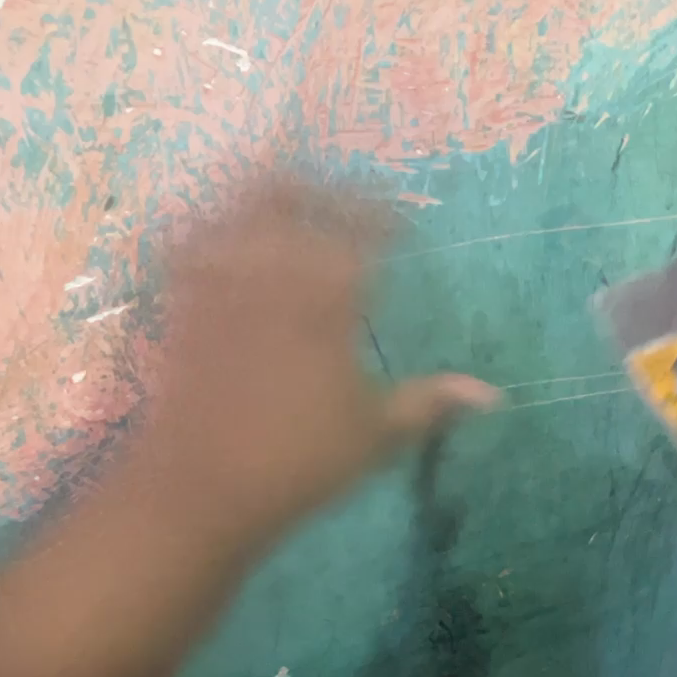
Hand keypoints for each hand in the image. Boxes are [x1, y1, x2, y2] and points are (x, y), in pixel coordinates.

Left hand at [119, 175, 497, 563]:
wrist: (201, 490)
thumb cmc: (298, 462)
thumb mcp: (376, 435)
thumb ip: (430, 404)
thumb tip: (493, 395)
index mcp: (324, 306)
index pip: (358, 238)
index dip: (382, 218)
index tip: (401, 220)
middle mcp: (269, 281)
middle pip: (285, 201)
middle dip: (315, 187)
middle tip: (338, 191)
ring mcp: (219, 290)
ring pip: (233, 214)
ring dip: (259, 194)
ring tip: (283, 191)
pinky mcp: (182, 310)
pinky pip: (187, 249)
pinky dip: (205, 230)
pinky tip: (219, 234)